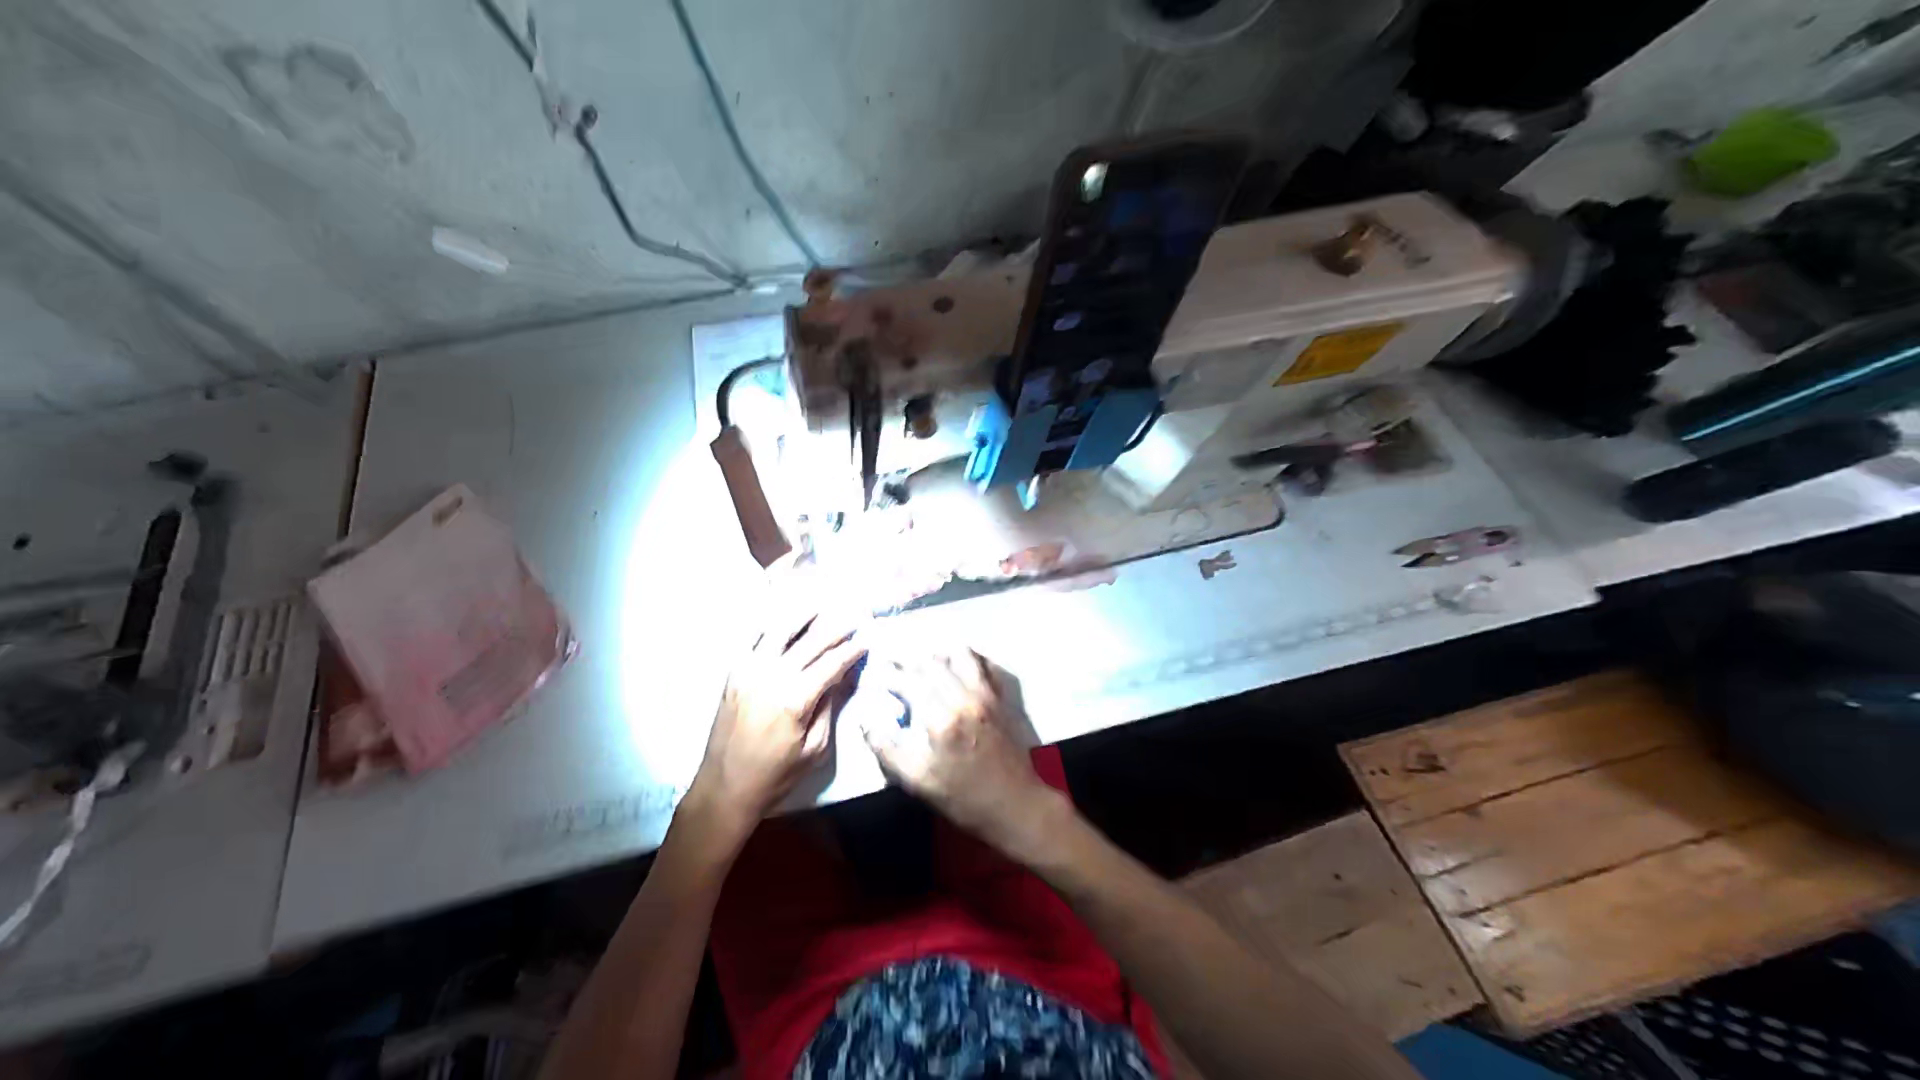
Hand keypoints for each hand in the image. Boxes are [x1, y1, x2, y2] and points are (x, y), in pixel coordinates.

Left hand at [689, 600, 865, 837]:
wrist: (724, 788)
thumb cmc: (776, 775)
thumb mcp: (815, 748)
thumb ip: (829, 707)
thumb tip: (843, 676)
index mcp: (795, 699)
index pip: (831, 663)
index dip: (851, 650)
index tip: (866, 638)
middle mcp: (771, 676)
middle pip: (810, 641)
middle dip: (835, 627)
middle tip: (853, 615)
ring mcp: (748, 670)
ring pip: (779, 629)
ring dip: (803, 614)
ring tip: (821, 605)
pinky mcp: (733, 672)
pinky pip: (752, 638)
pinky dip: (771, 623)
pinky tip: (785, 617)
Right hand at [861, 651, 1066, 858]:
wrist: (1015, 805)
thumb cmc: (963, 798)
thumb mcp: (918, 782)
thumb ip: (888, 750)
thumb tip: (867, 723)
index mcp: (942, 718)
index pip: (910, 681)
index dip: (891, 675)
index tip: (879, 675)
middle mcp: (965, 698)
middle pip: (933, 663)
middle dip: (911, 661)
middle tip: (897, 665)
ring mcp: (987, 695)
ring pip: (961, 656)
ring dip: (940, 654)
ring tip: (926, 662)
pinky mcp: (1002, 699)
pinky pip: (985, 666)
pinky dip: (969, 659)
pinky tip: (958, 667)